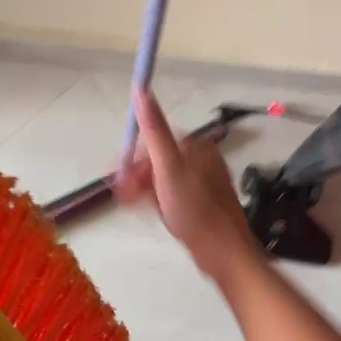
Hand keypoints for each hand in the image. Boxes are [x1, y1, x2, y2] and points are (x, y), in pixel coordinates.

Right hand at [117, 89, 260, 279]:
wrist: (223, 251)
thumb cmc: (193, 211)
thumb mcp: (168, 168)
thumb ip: (153, 130)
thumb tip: (140, 89)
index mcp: (194, 147)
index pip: (156, 141)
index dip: (133, 158)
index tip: (117, 178)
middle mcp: (201, 160)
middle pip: (159, 161)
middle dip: (138, 177)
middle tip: (124, 200)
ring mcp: (203, 183)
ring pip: (165, 180)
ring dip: (146, 192)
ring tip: (138, 210)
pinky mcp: (204, 204)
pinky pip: (175, 196)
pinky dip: (161, 203)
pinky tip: (158, 216)